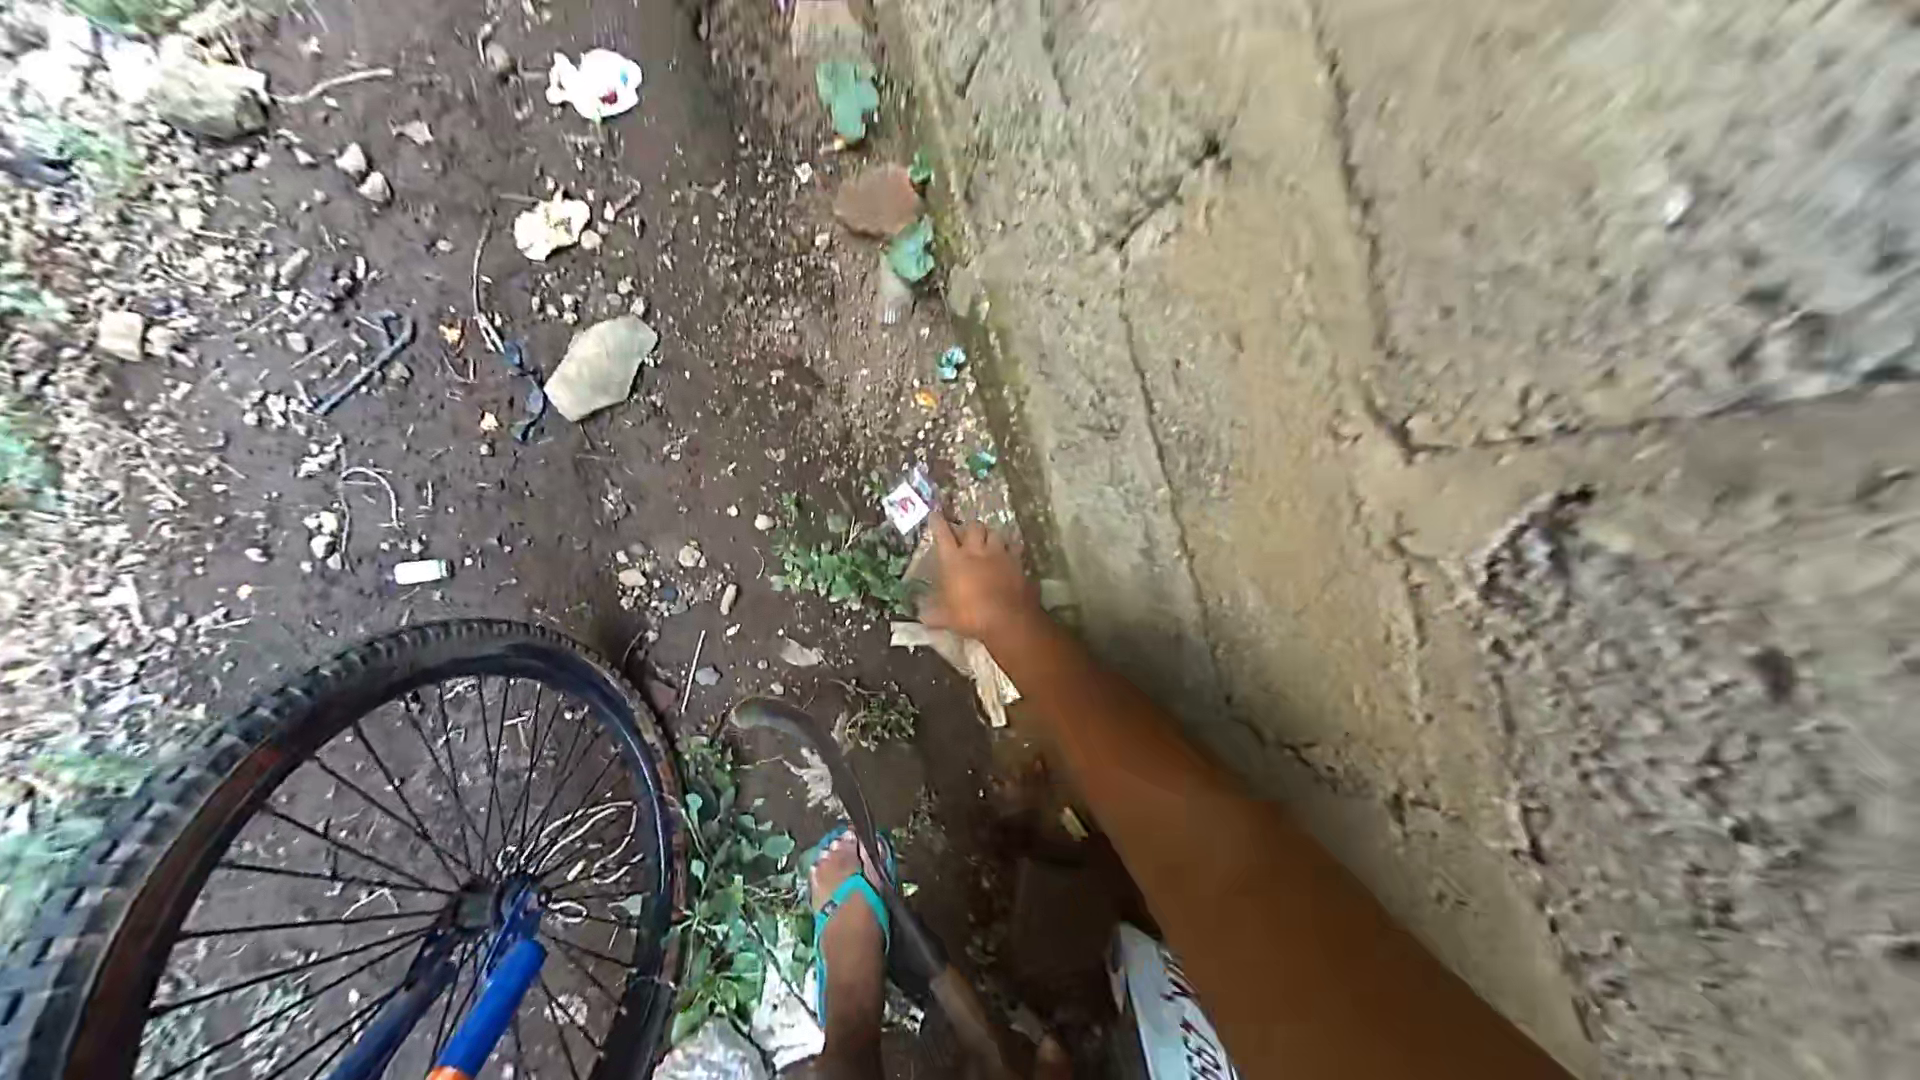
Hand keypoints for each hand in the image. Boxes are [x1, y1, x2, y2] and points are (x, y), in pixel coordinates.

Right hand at [921, 514, 1045, 642]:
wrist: (1008, 619)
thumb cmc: (971, 617)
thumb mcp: (946, 619)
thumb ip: (933, 615)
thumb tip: (921, 616)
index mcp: (954, 561)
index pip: (943, 535)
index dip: (938, 523)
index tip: (935, 516)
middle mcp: (976, 552)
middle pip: (973, 527)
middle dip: (969, 527)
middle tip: (967, 532)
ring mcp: (999, 554)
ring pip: (995, 533)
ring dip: (990, 535)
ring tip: (988, 540)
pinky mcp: (1018, 562)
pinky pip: (1014, 548)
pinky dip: (1011, 548)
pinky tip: (1010, 553)